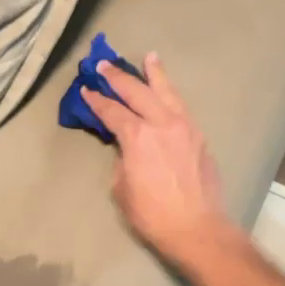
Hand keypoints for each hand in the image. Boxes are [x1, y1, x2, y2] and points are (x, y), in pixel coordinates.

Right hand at [80, 52, 240, 269]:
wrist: (197, 228)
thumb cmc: (152, 214)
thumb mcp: (122, 188)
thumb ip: (123, 160)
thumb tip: (127, 149)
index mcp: (137, 138)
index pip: (112, 112)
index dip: (96, 100)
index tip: (86, 90)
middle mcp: (162, 124)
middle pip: (138, 92)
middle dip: (119, 77)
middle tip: (105, 64)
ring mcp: (184, 127)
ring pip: (167, 92)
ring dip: (155, 74)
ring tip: (149, 58)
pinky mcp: (198, 136)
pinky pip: (181, 106)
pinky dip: (170, 93)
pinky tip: (166, 91)